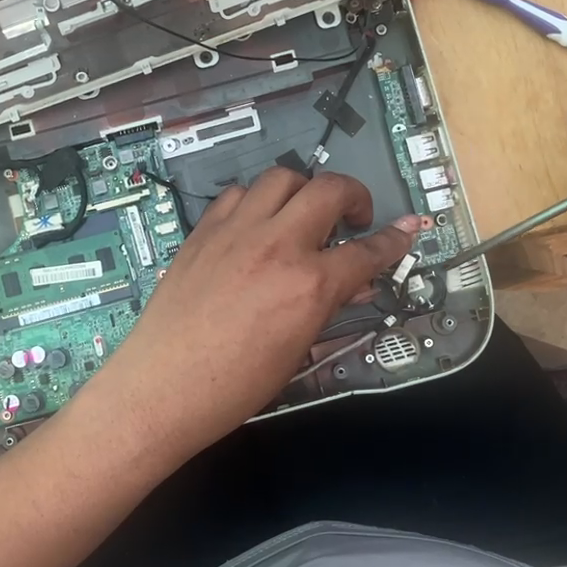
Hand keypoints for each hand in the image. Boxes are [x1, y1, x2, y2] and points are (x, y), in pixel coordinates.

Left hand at [74, 168, 417, 454]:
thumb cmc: (232, 388)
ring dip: (302, 190)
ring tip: (302, 214)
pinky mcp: (202, 233)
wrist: (161, 388)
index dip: (393, 241)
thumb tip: (350, 286)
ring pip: (280, 178)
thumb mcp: (295, 353)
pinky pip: (237, 195)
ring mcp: (235, 233)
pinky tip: (255, 224)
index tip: (405, 231)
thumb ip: (326, 309)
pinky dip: (256, 201)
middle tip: (353, 217)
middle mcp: (275, 246)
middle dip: (353, 196)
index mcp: (308, 285)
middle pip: (329, 190)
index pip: (367, 251)